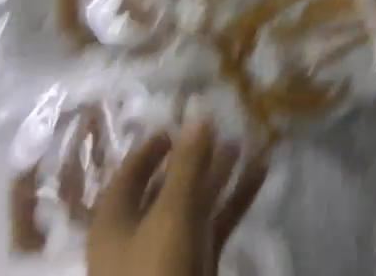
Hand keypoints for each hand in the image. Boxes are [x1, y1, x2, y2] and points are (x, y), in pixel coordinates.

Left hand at [86, 118, 268, 275]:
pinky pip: (218, 218)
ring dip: (219, 172)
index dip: (148, 150)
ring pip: (195, 201)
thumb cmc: (155, 267)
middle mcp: (137, 232)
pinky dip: (238, 194)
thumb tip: (198, 116)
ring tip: (244, 142)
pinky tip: (262, 170)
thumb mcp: (170, 212)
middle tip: (219, 129)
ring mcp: (168, 247)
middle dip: (192, 158)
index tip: (175, 125)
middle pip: (164, 187)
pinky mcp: (197, 257)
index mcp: (114, 223)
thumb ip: (186, 165)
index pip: (127, 177)